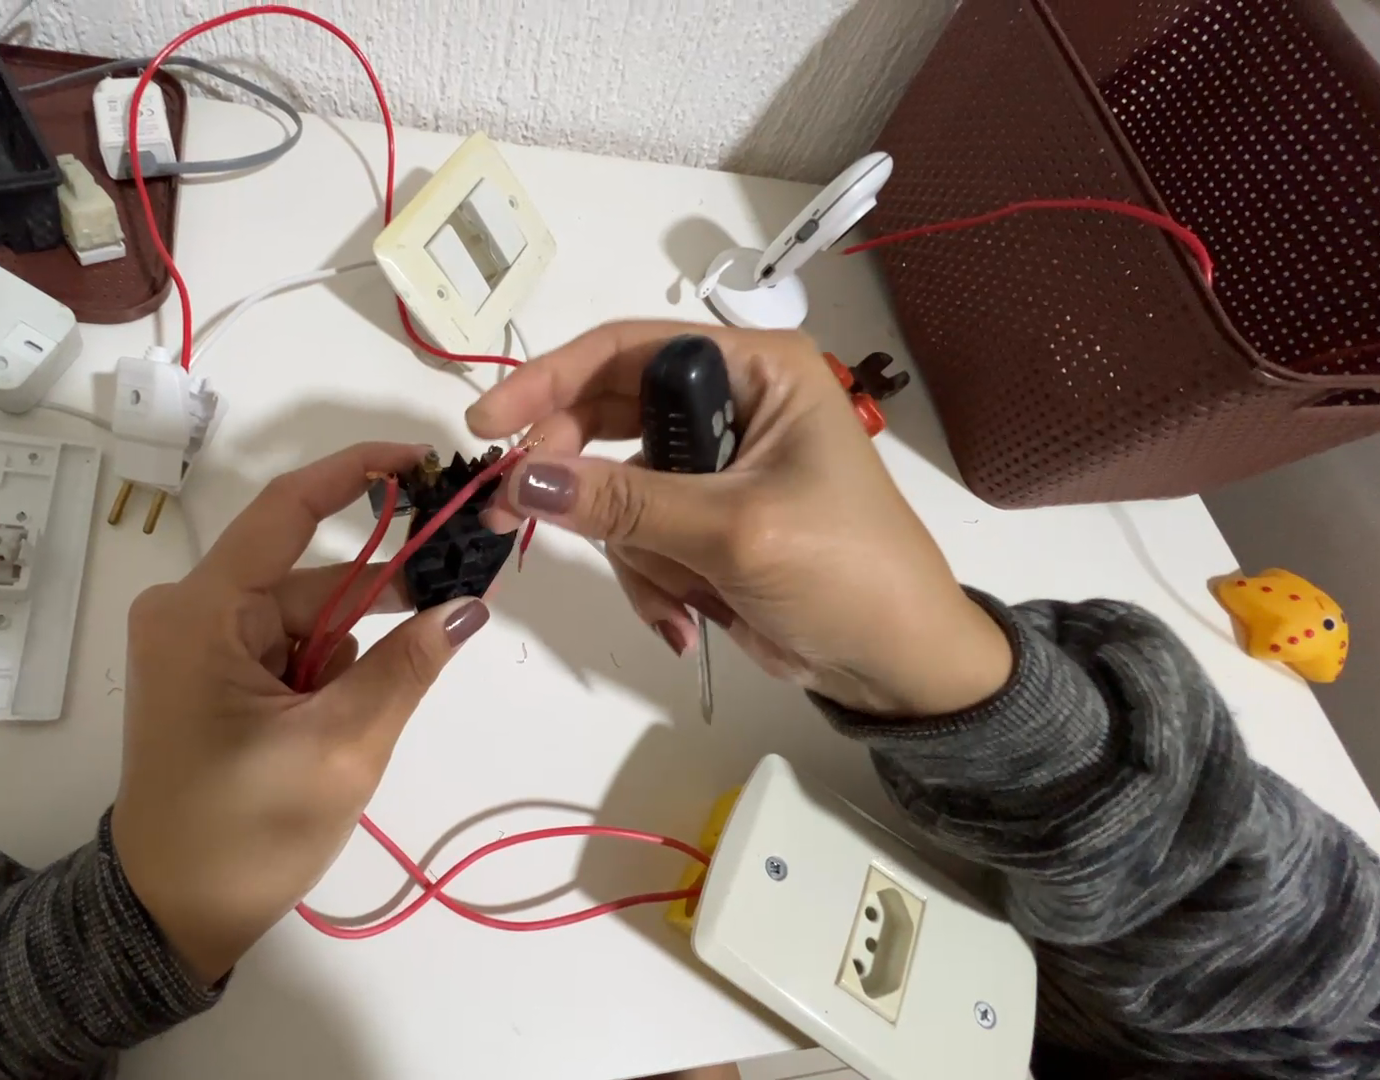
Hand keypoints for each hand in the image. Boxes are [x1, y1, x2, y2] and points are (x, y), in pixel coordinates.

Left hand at [110, 443, 491, 982]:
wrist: (172, 914)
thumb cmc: (246, 834)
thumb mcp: (341, 747)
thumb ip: (407, 665)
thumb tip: (470, 606)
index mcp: (205, 614)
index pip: (287, 509)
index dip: (356, 472)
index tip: (419, 459)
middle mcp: (193, 610)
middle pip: (310, 577)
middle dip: (378, 601)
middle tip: (450, 606)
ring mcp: (199, 640)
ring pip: (306, 615)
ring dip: (351, 652)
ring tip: (359, 719)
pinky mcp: (211, 668)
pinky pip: (290, 643)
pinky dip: (328, 668)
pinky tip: (332, 722)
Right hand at [467, 321, 1009, 717]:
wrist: (893, 665)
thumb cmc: (844, 573)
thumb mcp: (733, 530)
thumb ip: (622, 502)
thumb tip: (520, 479)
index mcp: (752, 371)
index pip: (625, 351)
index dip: (547, 382)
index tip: (485, 426)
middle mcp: (724, 405)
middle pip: (604, 419)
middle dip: (575, 481)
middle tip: (514, 514)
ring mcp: (706, 468)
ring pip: (611, 491)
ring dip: (632, 552)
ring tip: (681, 596)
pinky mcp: (696, 520)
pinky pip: (632, 537)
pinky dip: (648, 579)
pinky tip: (688, 616)